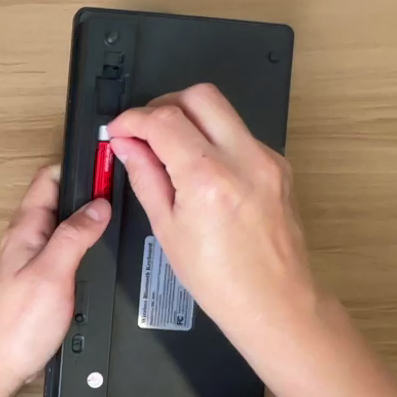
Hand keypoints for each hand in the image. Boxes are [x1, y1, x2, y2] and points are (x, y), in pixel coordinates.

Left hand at [0, 166, 109, 389]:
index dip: (78, 166)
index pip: (48, 179)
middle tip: (119, 181)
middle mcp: (25, 239)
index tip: (106, 160)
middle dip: (87, 186)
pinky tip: (97, 246)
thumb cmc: (17, 324)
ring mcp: (30, 258)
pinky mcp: (37, 279)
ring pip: (60, 223)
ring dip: (85, 213)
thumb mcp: (52, 272)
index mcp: (24, 229)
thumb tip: (98, 206)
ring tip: (114, 207)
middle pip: (57, 198)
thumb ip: (74, 235)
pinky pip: (61, 247)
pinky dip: (81, 240)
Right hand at [108, 84, 320, 346]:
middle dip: (164, 105)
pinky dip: (211, 140)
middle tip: (144, 131)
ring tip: (168, 153)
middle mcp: (244, 159)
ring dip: (188, 121)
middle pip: (199, 96)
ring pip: (222, 111)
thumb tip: (127, 145)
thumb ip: (145, 176)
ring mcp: (266, 159)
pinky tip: (197, 169)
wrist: (273, 301)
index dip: (133, 119)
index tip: (120, 129)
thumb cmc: (219, 278)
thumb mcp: (165, 228)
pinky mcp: (277, 166)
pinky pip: (238, 135)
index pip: (164, 120)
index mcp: (208, 178)